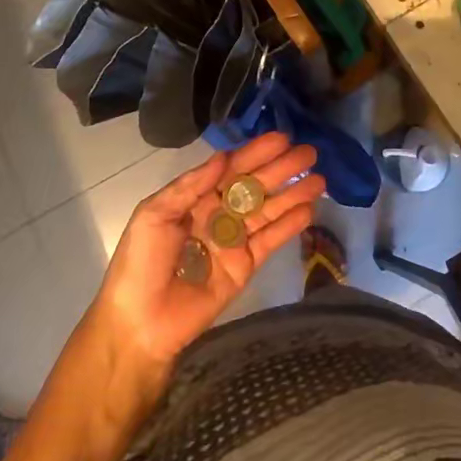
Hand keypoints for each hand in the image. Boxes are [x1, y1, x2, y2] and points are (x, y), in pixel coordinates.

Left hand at [89, 133, 325, 370]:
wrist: (141, 322)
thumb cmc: (140, 263)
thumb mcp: (154, 215)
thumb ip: (191, 185)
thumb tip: (225, 157)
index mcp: (195, 198)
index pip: (231, 169)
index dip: (256, 153)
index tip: (282, 138)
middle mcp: (217, 214)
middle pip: (254, 186)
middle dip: (282, 169)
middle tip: (310, 152)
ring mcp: (234, 240)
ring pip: (268, 211)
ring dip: (293, 194)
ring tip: (320, 179)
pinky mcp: (246, 266)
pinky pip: (271, 241)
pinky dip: (290, 226)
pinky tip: (309, 210)